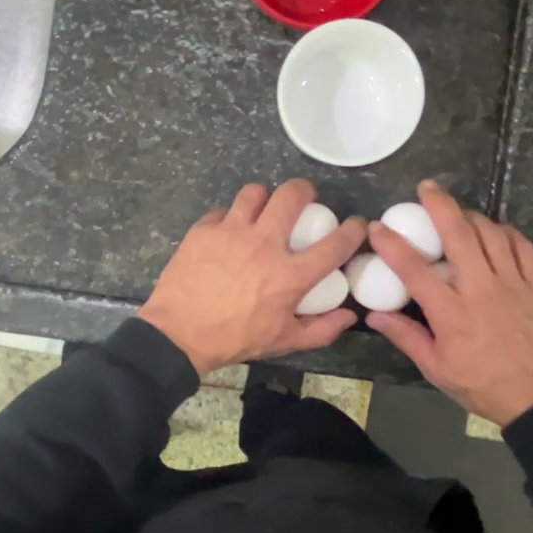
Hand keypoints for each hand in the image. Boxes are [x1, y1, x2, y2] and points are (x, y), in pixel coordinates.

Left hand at [137, 180, 365, 375]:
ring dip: (264, 198)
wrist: (178, 335)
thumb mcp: (284, 342)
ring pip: (255, 192)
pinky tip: (228, 233)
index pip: (335, 243)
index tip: (354, 225)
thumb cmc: (235, 340)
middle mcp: (265, 244)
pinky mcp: (204, 230)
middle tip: (304, 200)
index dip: (352, 230)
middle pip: (292, 195)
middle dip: (305, 191)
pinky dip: (229, 218)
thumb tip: (349, 315)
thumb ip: (321, 329)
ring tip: (262, 210)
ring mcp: (232, 232)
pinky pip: (222, 211)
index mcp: (291, 275)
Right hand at [363, 180, 532, 426]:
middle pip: (459, 235)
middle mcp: (481, 289)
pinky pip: (521, 247)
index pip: (415, 270)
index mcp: (452, 313)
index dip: (393, 245)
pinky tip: (494, 229)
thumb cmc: (482, 385)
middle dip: (440, 205)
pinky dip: (506, 232)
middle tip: (426, 187)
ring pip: (491, 234)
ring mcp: (511, 284)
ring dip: (472, 215)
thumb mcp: (436, 368)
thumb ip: (405, 336)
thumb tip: (374, 315)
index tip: (377, 227)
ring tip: (457, 210)